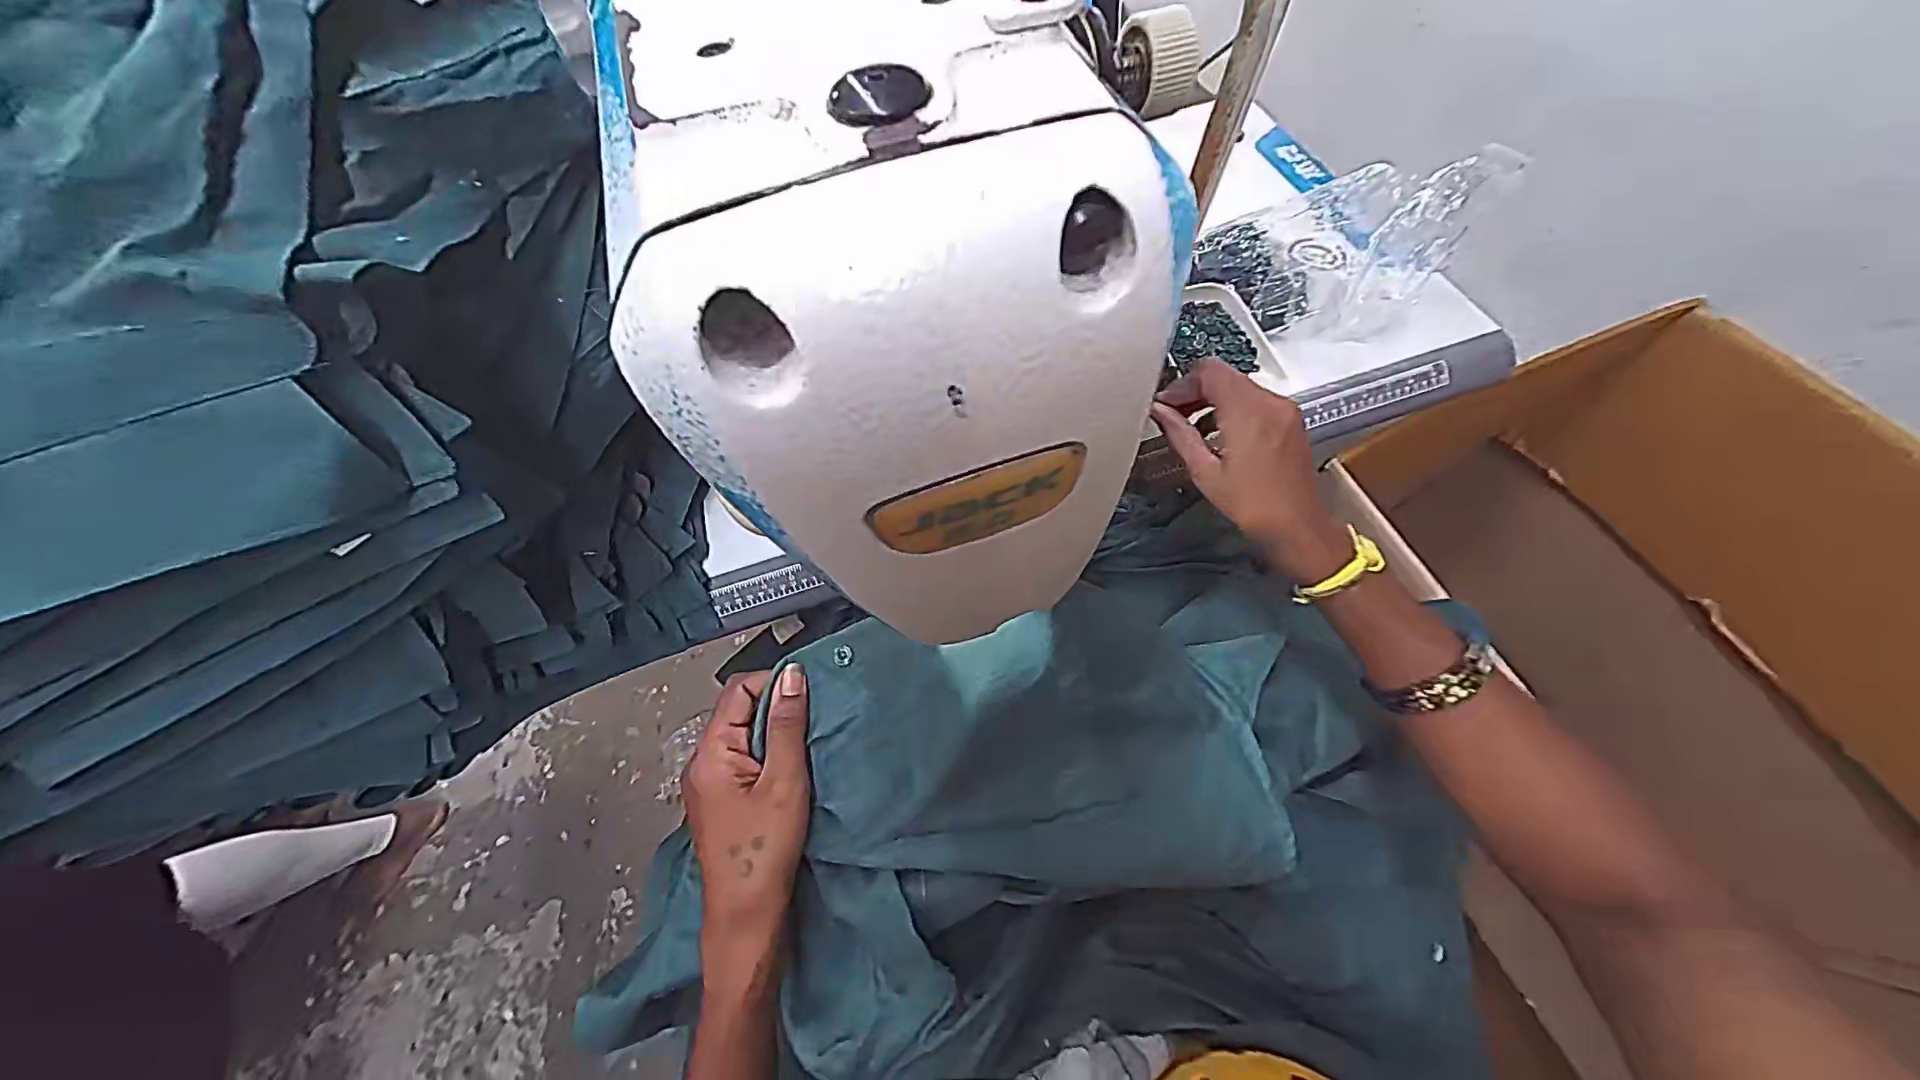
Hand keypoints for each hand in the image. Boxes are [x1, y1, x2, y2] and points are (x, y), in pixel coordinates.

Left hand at [684, 666, 811, 986]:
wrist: (747, 916)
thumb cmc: (764, 851)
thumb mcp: (785, 780)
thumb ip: (786, 724)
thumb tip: (791, 675)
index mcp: (710, 753)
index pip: (738, 690)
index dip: (773, 683)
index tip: (808, 693)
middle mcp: (701, 763)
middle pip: (739, 711)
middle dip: (776, 708)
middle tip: (813, 719)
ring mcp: (709, 783)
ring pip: (744, 736)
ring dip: (775, 733)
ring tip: (806, 744)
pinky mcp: (722, 799)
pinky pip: (745, 759)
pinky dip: (770, 755)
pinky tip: (793, 768)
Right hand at [1149, 357, 1351, 580]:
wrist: (1297, 525)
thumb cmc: (1251, 504)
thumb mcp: (1205, 471)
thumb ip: (1180, 434)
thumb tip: (1160, 411)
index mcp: (1248, 412)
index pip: (1210, 372)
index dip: (1182, 383)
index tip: (1166, 403)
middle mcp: (1271, 402)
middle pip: (1225, 376)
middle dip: (1195, 390)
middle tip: (1173, 413)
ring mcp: (1285, 409)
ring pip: (1240, 387)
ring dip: (1213, 399)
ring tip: (1192, 425)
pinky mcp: (1291, 420)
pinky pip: (1256, 400)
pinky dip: (1233, 408)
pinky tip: (1218, 432)